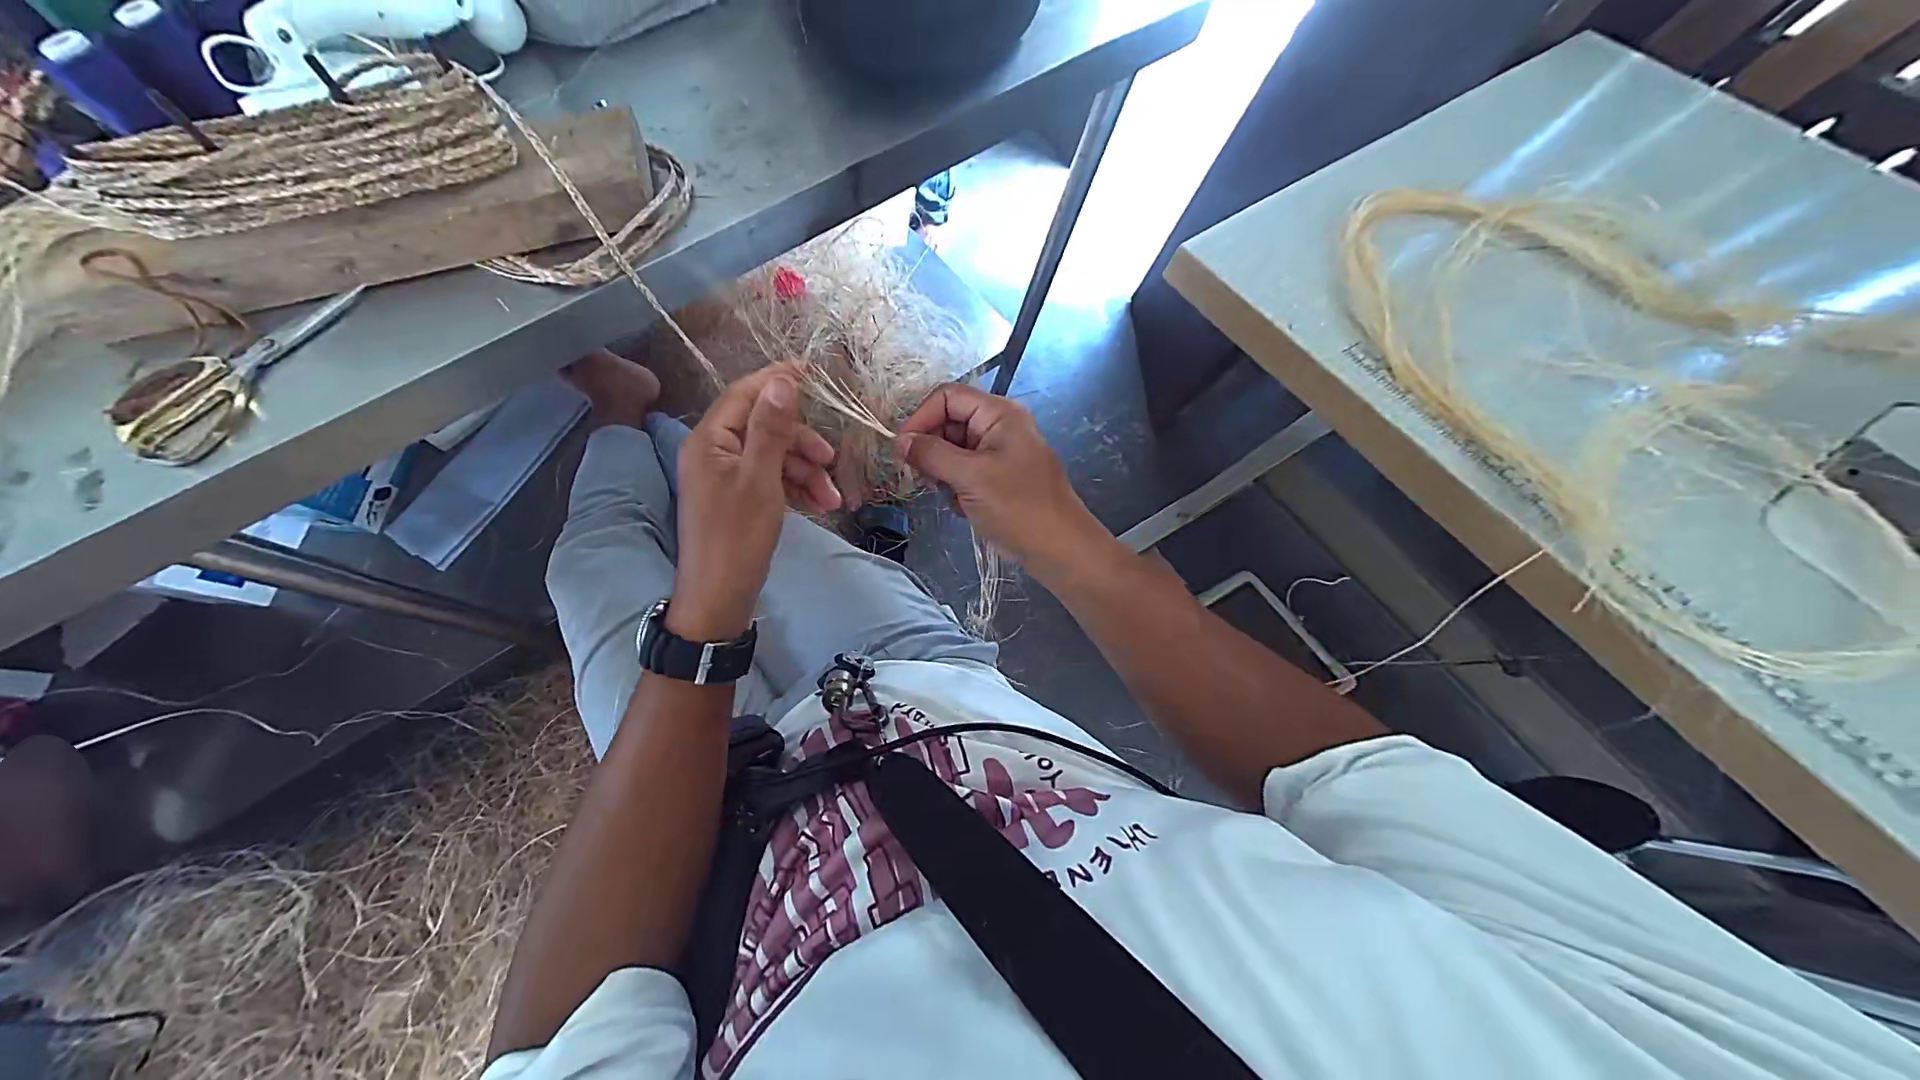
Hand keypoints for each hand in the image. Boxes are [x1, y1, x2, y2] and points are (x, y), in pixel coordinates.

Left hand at [670, 363, 839, 640]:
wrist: (720, 598)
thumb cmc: (738, 538)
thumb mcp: (761, 480)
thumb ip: (771, 429)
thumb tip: (782, 380)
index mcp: (710, 440)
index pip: (745, 394)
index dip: (778, 380)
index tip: (814, 372)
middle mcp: (713, 452)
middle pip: (765, 428)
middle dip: (802, 444)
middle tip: (832, 459)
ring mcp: (725, 477)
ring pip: (773, 457)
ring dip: (806, 473)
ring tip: (832, 499)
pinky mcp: (737, 499)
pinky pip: (770, 480)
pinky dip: (796, 489)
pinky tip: (819, 505)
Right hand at [897, 383, 1108, 580]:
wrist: (1059, 548)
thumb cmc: (1020, 508)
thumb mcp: (971, 477)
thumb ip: (931, 454)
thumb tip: (900, 442)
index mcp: (999, 414)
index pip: (947, 397)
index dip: (920, 418)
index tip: (902, 450)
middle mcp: (999, 427)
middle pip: (948, 423)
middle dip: (931, 450)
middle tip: (927, 479)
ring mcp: (999, 453)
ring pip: (952, 450)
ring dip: (943, 473)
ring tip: (951, 496)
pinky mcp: (998, 477)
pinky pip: (964, 472)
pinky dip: (956, 487)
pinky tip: (964, 507)